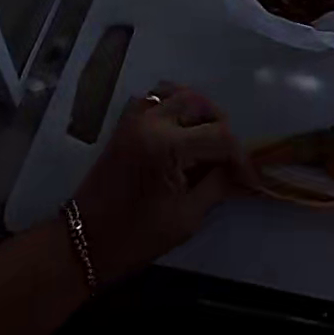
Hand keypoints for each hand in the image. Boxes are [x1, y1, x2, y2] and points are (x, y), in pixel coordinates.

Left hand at [71, 82, 249, 284]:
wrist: (84, 241)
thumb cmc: (136, 237)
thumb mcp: (186, 218)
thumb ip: (217, 186)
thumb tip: (241, 175)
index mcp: (168, 146)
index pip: (220, 137)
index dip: (241, 158)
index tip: (250, 179)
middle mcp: (152, 122)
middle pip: (200, 104)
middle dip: (221, 128)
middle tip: (227, 159)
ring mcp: (135, 119)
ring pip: (177, 93)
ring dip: (198, 111)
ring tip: (207, 140)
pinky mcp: (125, 124)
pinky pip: (154, 98)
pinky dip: (172, 105)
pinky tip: (181, 132)